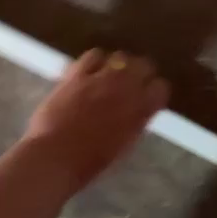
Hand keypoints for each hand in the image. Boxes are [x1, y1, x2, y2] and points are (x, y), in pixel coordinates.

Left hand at [20, 49, 168, 191]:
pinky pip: (93, 55)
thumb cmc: (90, 162)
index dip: (154, 90)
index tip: (148, 94)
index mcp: (140, 112)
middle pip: (144, 65)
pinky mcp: (78, 73)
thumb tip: (137, 110)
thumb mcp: (123, 145)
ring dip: (118, 65)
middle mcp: (125, 89)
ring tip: (109, 75)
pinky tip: (90, 70)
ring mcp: (101, 78)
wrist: (56, 155)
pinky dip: (95, 61)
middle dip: (139, 72)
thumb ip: (133, 123)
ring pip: (120, 57)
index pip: (160, 88)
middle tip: (130, 81)